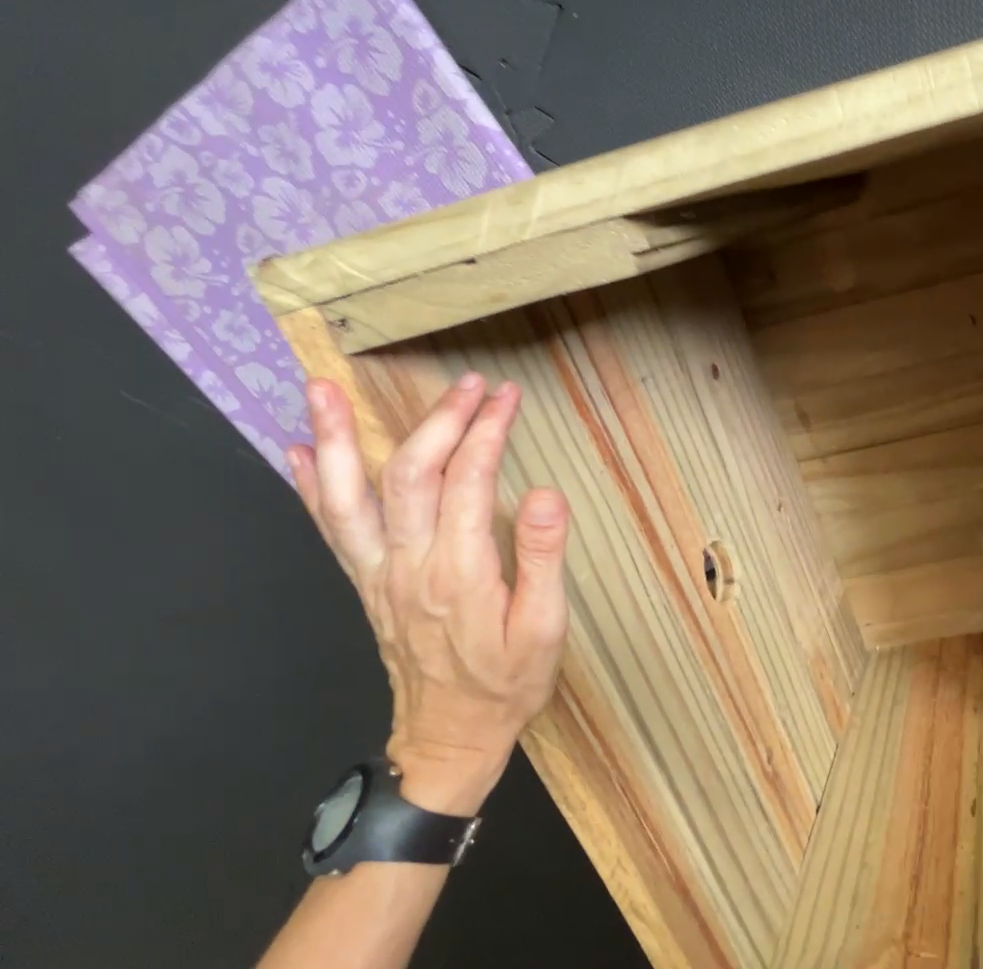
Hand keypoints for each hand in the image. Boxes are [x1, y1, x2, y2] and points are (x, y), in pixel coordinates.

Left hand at [288, 374, 570, 815]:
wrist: (451, 737)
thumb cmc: (508, 683)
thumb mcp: (545, 627)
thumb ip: (543, 558)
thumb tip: (545, 493)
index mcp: (459, 572)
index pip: (468, 481)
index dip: (487, 432)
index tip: (508, 397)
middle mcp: (408, 565)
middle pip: (410, 474)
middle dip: (440, 420)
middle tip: (469, 383)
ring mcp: (378, 574)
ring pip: (348, 496)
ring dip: (334, 440)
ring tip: (321, 391)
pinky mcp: (367, 586)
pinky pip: (332, 529)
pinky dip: (311, 487)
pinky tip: (298, 454)